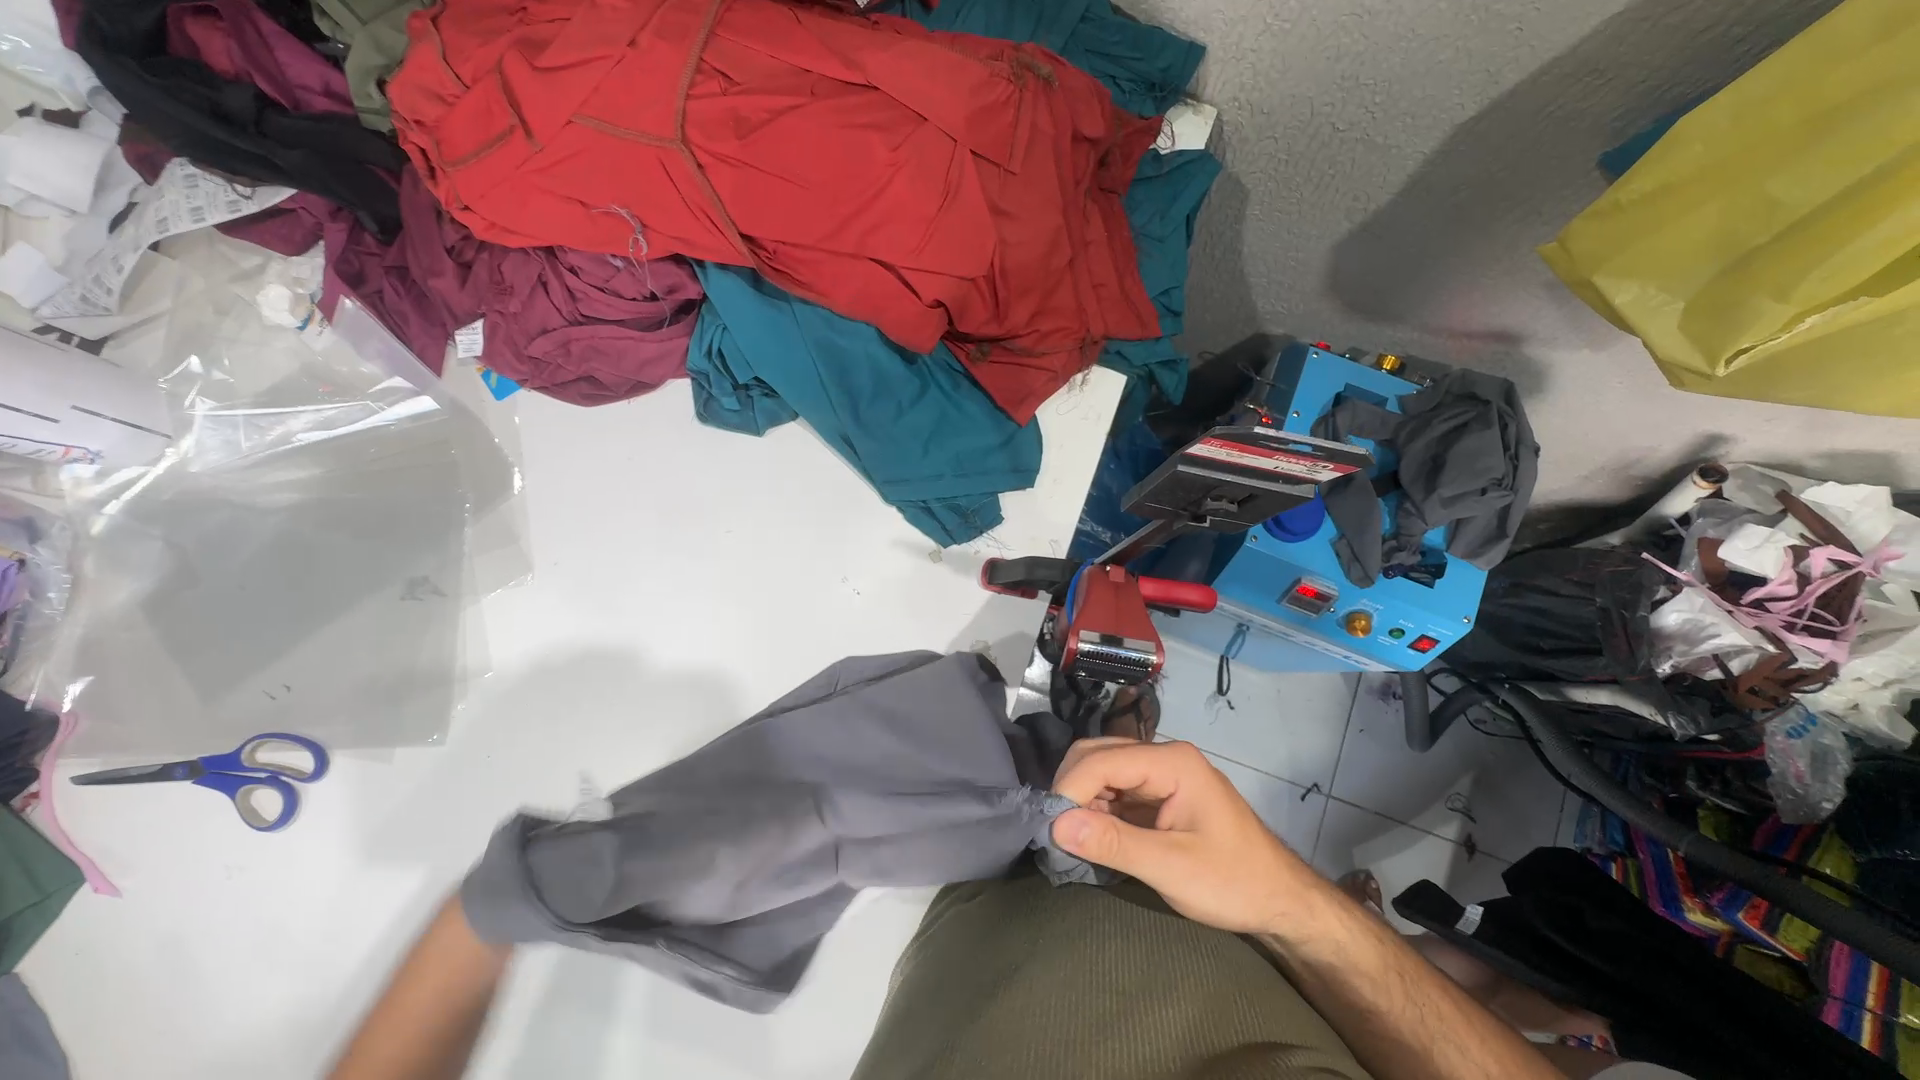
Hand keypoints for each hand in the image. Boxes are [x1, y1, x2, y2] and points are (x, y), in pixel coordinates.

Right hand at [1050, 738, 1312, 934]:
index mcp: (1172, 762)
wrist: (1280, 900)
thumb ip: (1115, 843)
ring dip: (1081, 801)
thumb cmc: (1234, 882)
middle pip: (1096, 755)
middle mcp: (1164, 757)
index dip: (1069, 790)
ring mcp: (1161, 775)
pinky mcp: (1158, 796)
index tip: (1050, 830)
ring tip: (1072, 840)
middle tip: (1057, 834)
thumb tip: (1057, 825)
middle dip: (1070, 790)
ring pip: (1101, 771)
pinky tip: (1092, 837)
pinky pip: (1114, 791)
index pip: (1101, 759)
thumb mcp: (1172, 868)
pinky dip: (1095, 810)